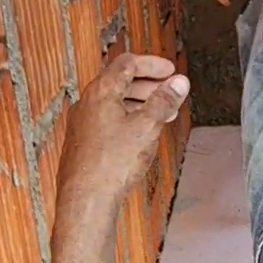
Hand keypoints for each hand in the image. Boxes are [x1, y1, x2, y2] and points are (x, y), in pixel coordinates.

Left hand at [54, 54, 189, 234]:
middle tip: (169, 89)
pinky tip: (141, 132)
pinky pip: (108, 119)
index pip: (127, 63)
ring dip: (140, 101)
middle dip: (148, 83)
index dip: (152, 64)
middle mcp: (87, 103)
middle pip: (120, 81)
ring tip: (161, 112)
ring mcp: (83, 123)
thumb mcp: (147, 127)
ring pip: (114, 102)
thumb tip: (179, 82)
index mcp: (101, 92)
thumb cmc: (111, 164)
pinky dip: (128, 117)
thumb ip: (164, 101)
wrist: (85, 200)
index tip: (169, 70)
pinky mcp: (83, 142)